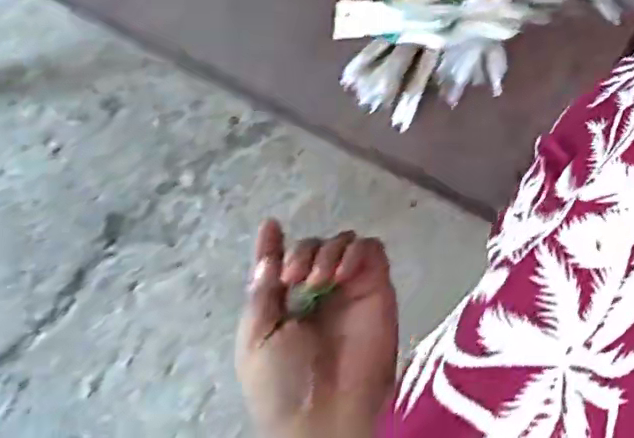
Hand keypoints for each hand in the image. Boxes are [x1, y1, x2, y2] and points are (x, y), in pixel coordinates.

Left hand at [236, 220, 398, 437]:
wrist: (327, 408)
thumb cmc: (283, 383)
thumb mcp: (256, 342)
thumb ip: (262, 295)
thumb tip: (267, 251)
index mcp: (284, 307)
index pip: (281, 265)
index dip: (274, 245)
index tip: (270, 225)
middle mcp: (318, 292)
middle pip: (315, 246)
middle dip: (303, 251)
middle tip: (296, 278)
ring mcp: (350, 287)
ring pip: (344, 242)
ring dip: (328, 251)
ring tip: (318, 281)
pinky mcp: (377, 284)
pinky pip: (372, 250)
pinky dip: (356, 252)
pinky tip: (341, 273)